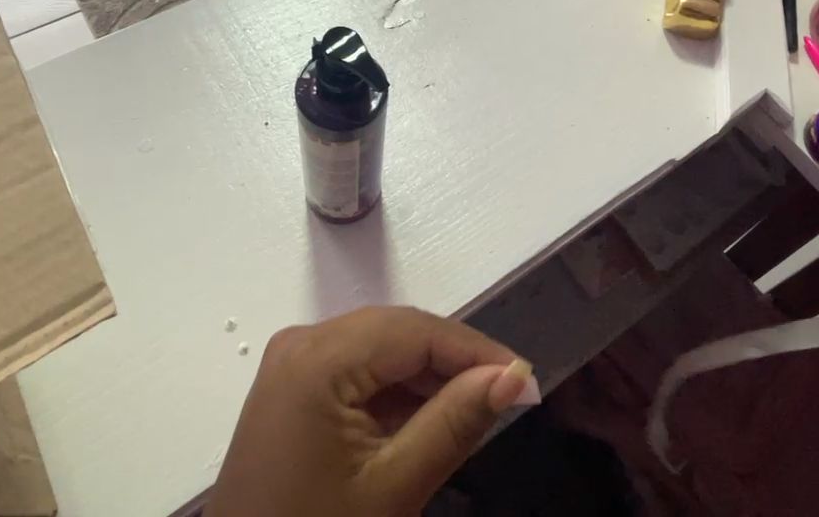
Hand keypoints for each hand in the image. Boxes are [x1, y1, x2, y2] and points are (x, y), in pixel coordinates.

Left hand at [206, 306, 540, 516]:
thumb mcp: (394, 487)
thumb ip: (455, 423)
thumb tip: (513, 376)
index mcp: (318, 358)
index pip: (414, 331)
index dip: (474, 348)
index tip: (524, 378)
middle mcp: (303, 342)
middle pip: (396, 333)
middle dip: (453, 361)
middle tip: (507, 393)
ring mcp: (294, 363)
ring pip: (380, 349)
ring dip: (428, 376)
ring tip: (474, 410)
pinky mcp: (294, 386)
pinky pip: (359, 370)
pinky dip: (396, 391)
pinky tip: (429, 419)